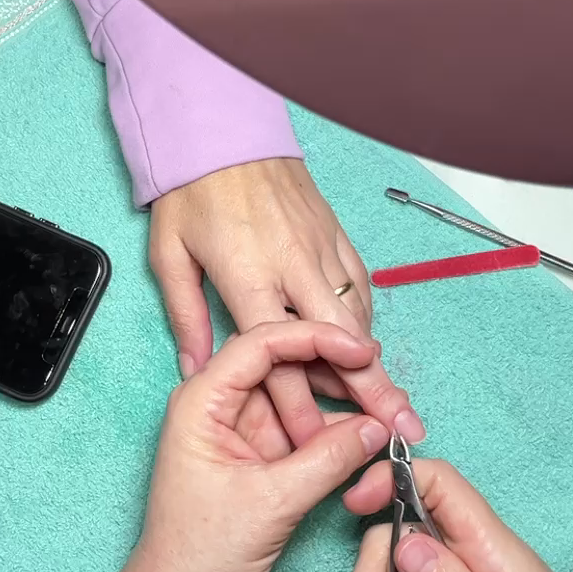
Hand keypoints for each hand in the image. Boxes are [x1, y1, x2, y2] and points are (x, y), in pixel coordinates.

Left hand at [114, 321, 418, 571]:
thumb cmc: (202, 554)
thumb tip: (377, 427)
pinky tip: (371, 432)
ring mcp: (240, 424)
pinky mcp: (259, 448)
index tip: (363, 350)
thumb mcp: (271, 503)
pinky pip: (302, 423)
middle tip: (388, 385)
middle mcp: (220, 401)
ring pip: (299, 392)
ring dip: (343, 400)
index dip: (316, 338)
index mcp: (202, 399)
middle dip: (338, 371)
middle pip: (286, 363)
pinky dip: (335, 428)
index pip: (262, 343)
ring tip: (393, 410)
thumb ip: (327, 459)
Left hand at [150, 158, 388, 447]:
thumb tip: (195, 365)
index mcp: (247, 276)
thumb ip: (186, 315)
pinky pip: (360, 281)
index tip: (315, 442)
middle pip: (340, 340)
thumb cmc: (192, 193)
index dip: (299, 404)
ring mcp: (319, 246)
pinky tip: (368, 341)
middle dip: (372, 390)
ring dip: (375, 359)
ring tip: (395, 398)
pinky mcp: (333, 231)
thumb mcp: (169, 255)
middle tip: (402, 427)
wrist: (222, 129)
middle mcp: (292, 265)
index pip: (279, 354)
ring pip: (357, 313)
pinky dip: (366, 316)